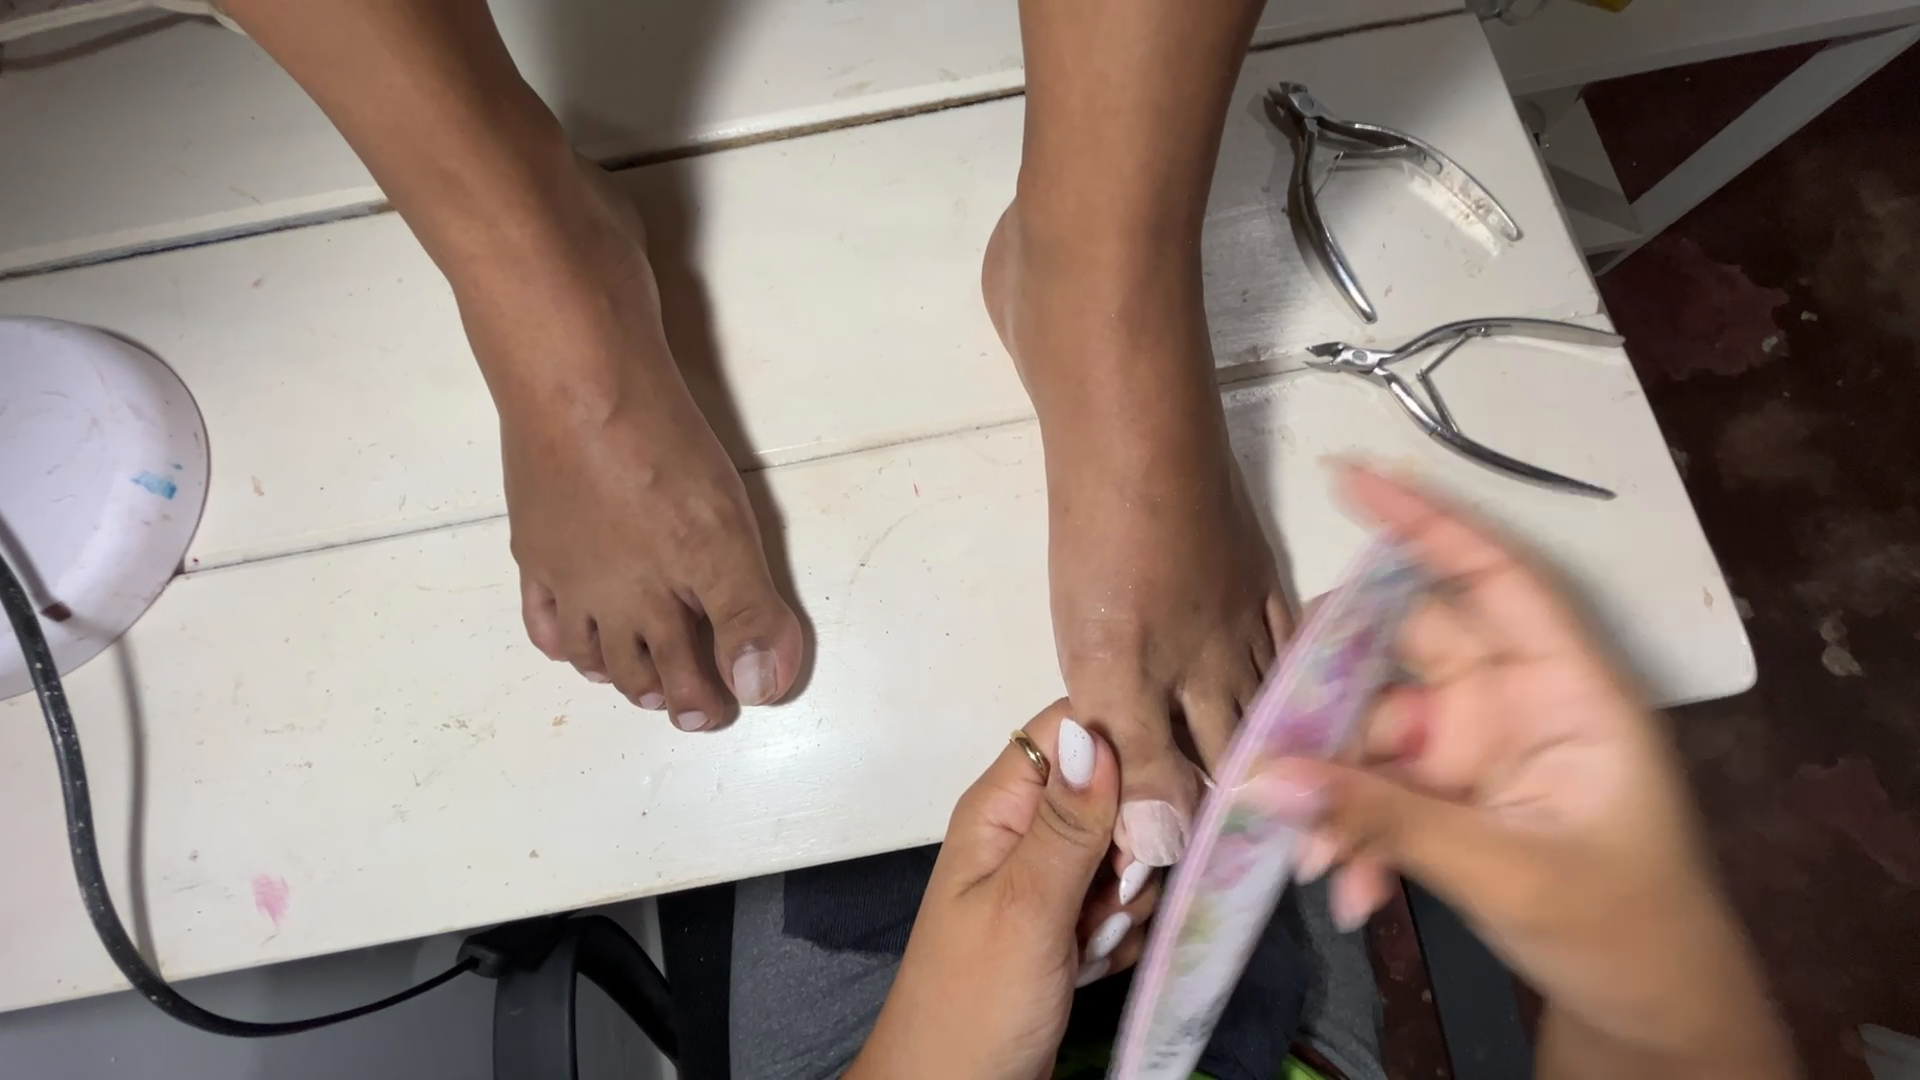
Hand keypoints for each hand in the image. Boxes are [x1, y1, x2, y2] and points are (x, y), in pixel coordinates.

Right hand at [460, 161, 804, 730]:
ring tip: (632, 680)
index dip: (702, 699)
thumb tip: (762, 692)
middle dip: (663, 689)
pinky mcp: (534, 526)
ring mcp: (560, 563)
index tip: (722, 713)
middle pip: (631, 663)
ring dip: (612, 668)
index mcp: (650, 602)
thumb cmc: (660, 458)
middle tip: (685, 702)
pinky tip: (565, 636)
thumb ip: (746, 614)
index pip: (679, 673)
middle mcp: (599, 596)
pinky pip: (539, 603)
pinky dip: (557, 632)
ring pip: (584, 641)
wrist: (578, 374)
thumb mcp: (725, 539)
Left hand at [850, 703, 1159, 1079]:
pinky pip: (1124, 897)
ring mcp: (1052, 873)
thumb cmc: (977, 1000)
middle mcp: (1027, 826)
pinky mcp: (1072, 915)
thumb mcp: (1024, 907)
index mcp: (1002, 804)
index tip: (1152, 799)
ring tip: (1095, 938)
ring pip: (1125, 848)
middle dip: (1127, 843)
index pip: (1068, 729)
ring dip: (1126, 897)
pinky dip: (1123, 930)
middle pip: (1110, 789)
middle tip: (1111, 893)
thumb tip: (1093, 733)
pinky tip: (1097, 961)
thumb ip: (1067, 823)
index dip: (1118, 747)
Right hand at [1259, 465, 1790, 1076]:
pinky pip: (1359, 778)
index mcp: (1562, 688)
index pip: (1494, 577)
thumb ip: (1382, 818)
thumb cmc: (1624, 929)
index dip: (1427, 522)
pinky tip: (1345, 880)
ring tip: (1313, 849)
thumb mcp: (1507, 871)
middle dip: (1328, 683)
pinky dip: (1340, 822)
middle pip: (1395, 649)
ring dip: (1329, 781)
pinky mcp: (1427, 784)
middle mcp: (1503, 698)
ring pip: (1361, 722)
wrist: (1642, 1009)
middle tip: (1272, 722)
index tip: (1351, 477)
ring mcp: (1458, 741)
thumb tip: (1264, 778)